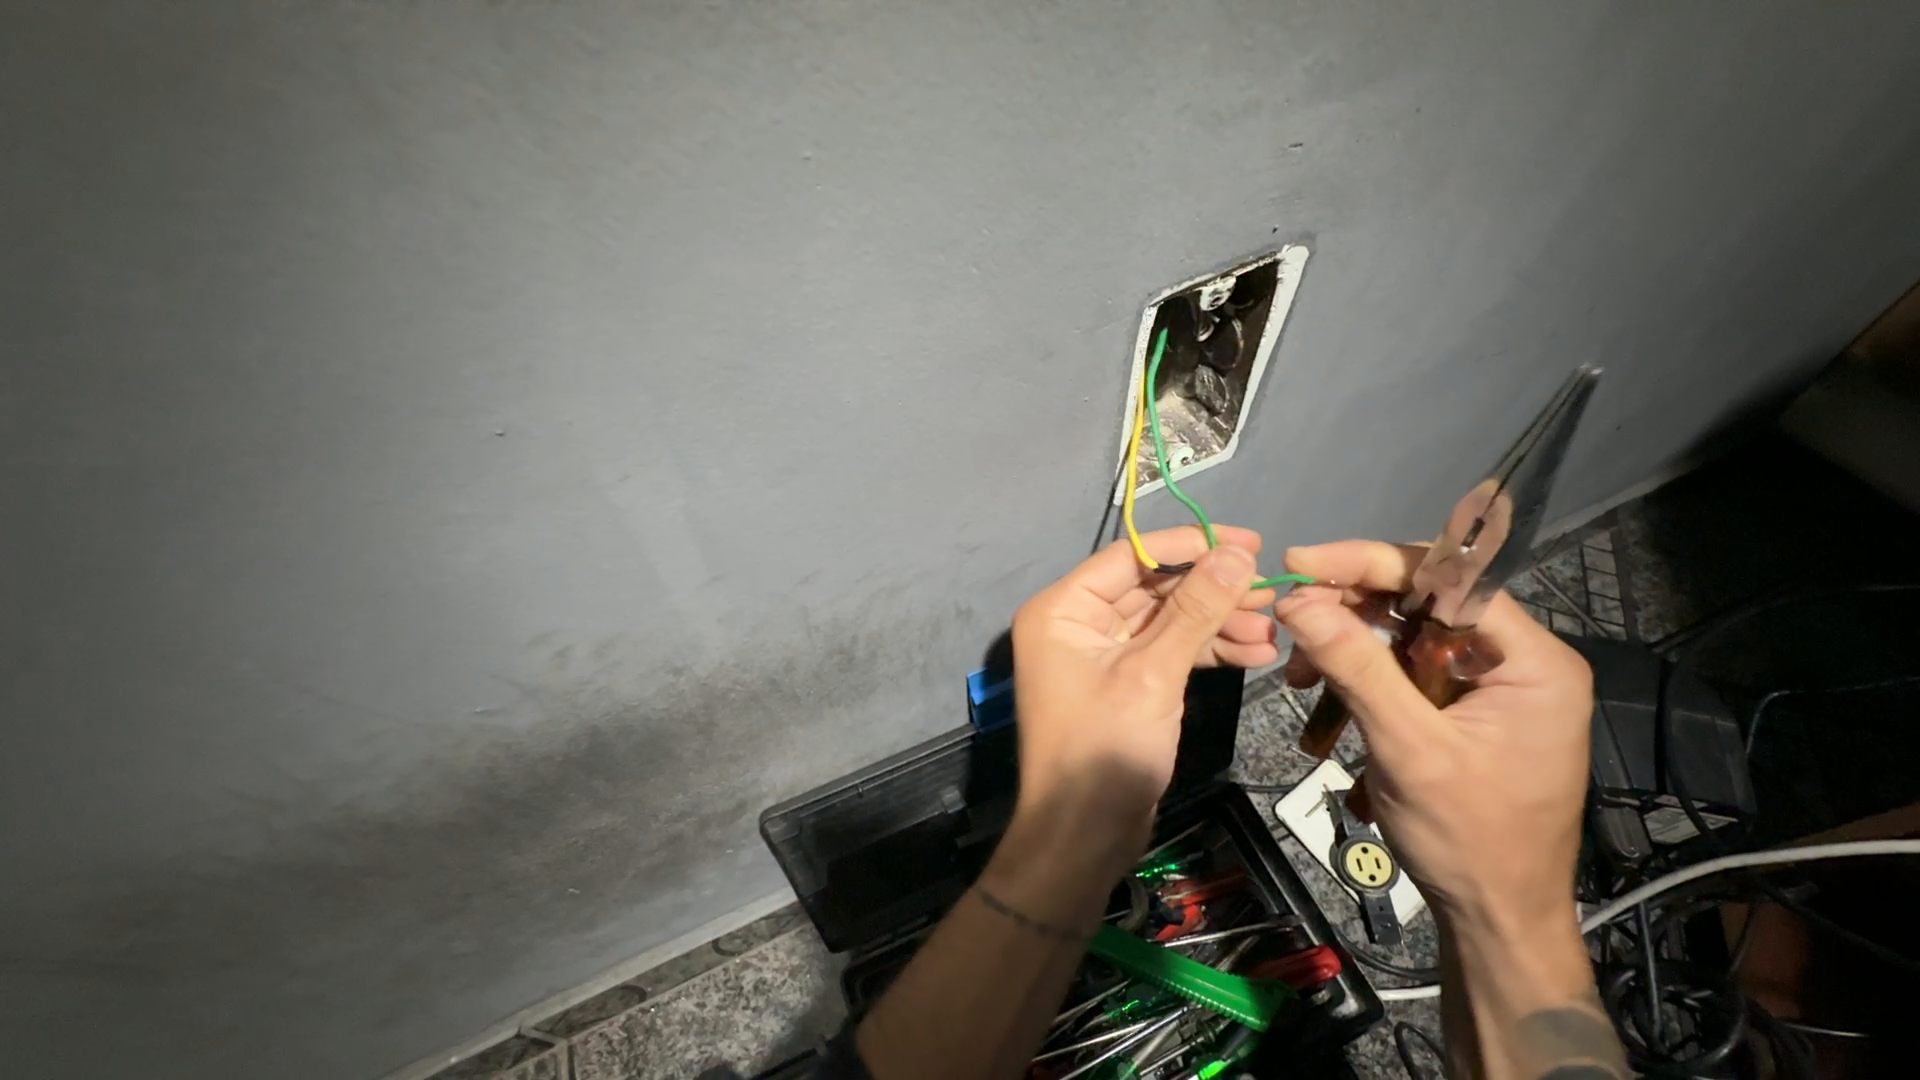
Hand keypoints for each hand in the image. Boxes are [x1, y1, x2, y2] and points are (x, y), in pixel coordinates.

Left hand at [1010, 526, 1274, 855]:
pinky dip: (1206, 652)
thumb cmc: (1105, 750)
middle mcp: (1077, 623)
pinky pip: (1168, 652)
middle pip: (1153, 588)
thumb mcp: (1153, 674)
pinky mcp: (1124, 683)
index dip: (1190, 544)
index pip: (1131, 557)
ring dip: (1217, 623)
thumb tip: (1235, 553)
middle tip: (1270, 591)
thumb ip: (1195, 610)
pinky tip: (1256, 654)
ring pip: (1167, 621)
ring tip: (1273, 630)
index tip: (1249, 541)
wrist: (1084, 838)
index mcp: (1063, 609)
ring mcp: (1101, 655)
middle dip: (1212, 591)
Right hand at [1272, 540, 1593, 931]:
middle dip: (1350, 605)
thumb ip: (1357, 668)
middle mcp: (1514, 658)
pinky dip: (1356, 673)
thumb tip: (1299, 601)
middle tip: (1291, 619)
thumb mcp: (1409, 749)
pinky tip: (1321, 694)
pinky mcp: (1459, 705)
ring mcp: (1486, 682)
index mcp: (1529, 659)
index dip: (1370, 562)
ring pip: (1403, 630)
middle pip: (1422, 599)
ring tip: (1300, 673)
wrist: (1494, 917)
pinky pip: (1401, 666)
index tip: (1300, 564)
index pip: (1447, 578)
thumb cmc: (1469, 838)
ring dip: (1345, 642)